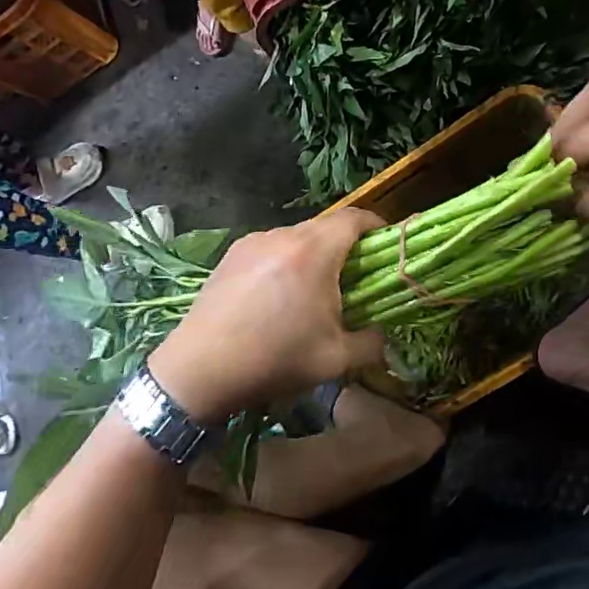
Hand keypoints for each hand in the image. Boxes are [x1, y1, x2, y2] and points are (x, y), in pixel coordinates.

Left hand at [148, 209, 385, 421]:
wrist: (200, 370)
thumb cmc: (274, 360)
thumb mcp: (336, 360)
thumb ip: (372, 343)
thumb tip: (383, 334)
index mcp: (313, 251)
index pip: (355, 218)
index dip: (376, 226)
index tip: (388, 245)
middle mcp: (282, 236)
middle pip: (325, 227)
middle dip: (346, 246)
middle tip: (356, 278)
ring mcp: (252, 242)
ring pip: (295, 238)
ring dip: (313, 255)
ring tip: (313, 291)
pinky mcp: (230, 255)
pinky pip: (270, 248)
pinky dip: (285, 262)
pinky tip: (277, 296)